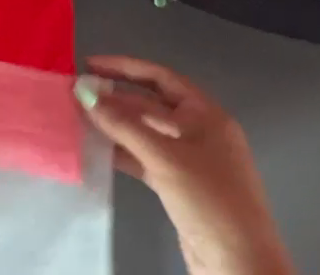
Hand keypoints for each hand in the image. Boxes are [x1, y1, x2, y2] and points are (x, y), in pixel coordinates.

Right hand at [75, 55, 293, 274]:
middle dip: (115, 98)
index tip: (89, 65)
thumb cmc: (209, 200)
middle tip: (78, 94)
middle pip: (151, 103)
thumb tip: (84, 91)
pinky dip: (123, 153)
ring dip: (116, 126)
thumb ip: (122, 123)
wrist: (241, 268)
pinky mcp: (181, 187)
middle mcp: (199, 131)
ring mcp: (191, 160)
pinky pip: (146, 158)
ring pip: (146, 132)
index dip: (124, 67)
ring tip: (80, 119)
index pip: (160, 77)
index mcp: (205, 114)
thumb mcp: (164, 157)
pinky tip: (97, 151)